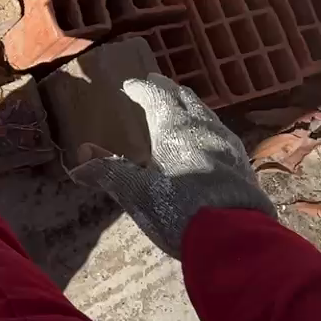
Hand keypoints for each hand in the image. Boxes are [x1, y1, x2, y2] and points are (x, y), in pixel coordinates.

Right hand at [69, 74, 275, 258]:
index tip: (130, 85)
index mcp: (173, 128)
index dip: (142, 88)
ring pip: (207, 114)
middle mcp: (202, 128)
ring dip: (191, 105)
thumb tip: (77, 164)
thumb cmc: (179, 208)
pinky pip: (221, 133)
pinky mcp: (243, 165)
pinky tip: (210, 138)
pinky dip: (208, 125)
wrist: (235, 238)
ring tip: (183, 104)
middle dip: (169, 89)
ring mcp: (227, 145)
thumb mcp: (135, 192)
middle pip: (185, 99)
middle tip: (158, 82)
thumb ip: (108, 173)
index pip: (156, 96)